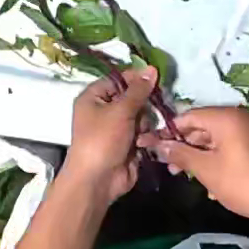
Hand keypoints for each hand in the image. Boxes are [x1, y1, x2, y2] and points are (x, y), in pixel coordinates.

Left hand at [57, 67, 157, 207]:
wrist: (98, 179)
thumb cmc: (102, 139)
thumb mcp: (120, 110)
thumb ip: (138, 90)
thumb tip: (151, 68)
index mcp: (93, 98)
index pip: (117, 79)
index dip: (135, 78)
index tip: (155, 77)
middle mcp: (103, 111)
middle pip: (131, 98)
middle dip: (143, 104)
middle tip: (151, 108)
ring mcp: (116, 129)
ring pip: (140, 116)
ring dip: (145, 123)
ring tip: (142, 132)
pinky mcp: (127, 144)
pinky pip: (143, 133)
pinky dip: (146, 136)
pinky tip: (146, 141)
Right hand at [140, 107, 248, 233]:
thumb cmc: (242, 183)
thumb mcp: (206, 169)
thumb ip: (180, 153)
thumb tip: (157, 145)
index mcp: (225, 117)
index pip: (187, 116)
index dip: (168, 132)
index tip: (151, 147)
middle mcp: (238, 118)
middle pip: (201, 127)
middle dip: (183, 147)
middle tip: (170, 167)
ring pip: (214, 140)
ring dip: (198, 157)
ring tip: (186, 177)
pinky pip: (228, 147)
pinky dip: (215, 161)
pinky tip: (210, 184)